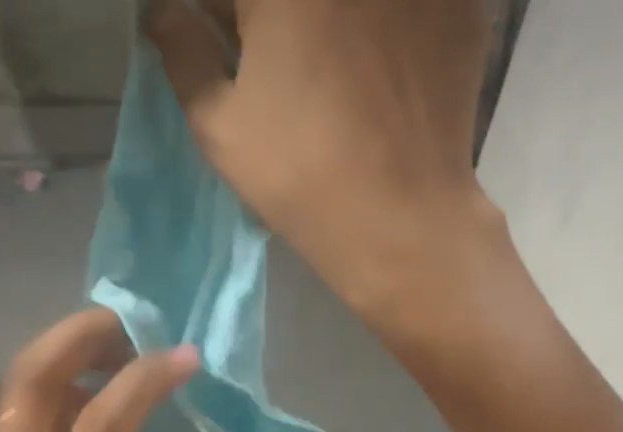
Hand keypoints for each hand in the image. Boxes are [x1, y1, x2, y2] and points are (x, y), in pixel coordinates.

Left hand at [0, 307, 247, 431]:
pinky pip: (18, 401)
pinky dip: (51, 375)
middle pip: (38, 375)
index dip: (142, 382)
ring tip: (115, 350)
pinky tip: (84, 390)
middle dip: (84, 334)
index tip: (184, 359)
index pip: (101, 425)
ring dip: (66, 347)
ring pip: (22, 380)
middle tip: (135, 330)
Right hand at [145, 0, 497, 314]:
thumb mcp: (218, 124)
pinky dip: (397, 25)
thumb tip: (161, 12)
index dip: (228, 19)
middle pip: (299, 2)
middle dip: (276, 22)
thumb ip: (184, 56)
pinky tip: (387, 64)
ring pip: (358, 7)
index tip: (230, 44)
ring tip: (332, 73)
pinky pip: (419, 5)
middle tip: (274, 56)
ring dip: (337, 28)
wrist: (400, 219)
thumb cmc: (297, 174)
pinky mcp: (461, 7)